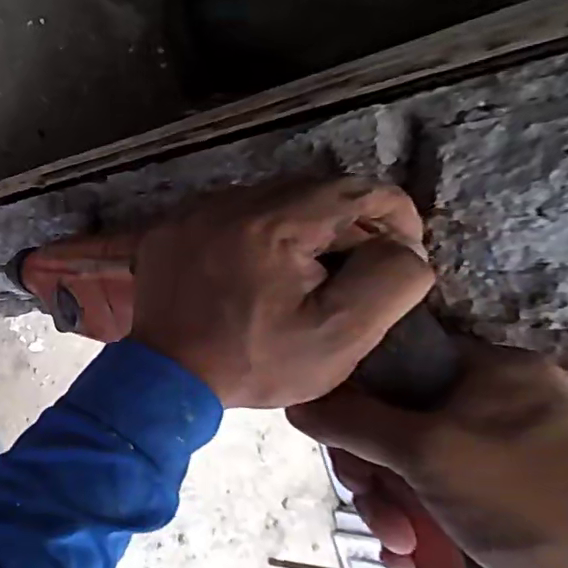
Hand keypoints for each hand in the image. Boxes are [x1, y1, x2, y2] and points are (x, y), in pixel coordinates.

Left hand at [127, 177, 433, 408]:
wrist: (165, 378)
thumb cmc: (253, 361)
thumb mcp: (340, 333)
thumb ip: (389, 278)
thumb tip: (401, 244)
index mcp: (268, 223)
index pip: (352, 189)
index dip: (393, 213)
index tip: (402, 249)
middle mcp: (222, 204)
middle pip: (305, 189)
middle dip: (344, 220)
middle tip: (356, 262)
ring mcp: (186, 214)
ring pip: (263, 198)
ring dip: (295, 223)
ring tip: (306, 268)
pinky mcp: (165, 230)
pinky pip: (222, 213)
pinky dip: (250, 229)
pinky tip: (257, 265)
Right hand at [290, 340, 567, 567]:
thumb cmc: (541, 503)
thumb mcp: (430, 454)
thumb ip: (351, 421)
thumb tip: (291, 401)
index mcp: (481, 365)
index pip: (381, 356)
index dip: (343, 391)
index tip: (331, 437)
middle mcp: (486, 392)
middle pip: (386, 411)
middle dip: (367, 464)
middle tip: (371, 505)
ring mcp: (496, 439)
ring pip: (406, 453)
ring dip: (388, 499)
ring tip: (399, 545)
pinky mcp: (503, 482)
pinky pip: (434, 482)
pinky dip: (415, 514)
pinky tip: (412, 551)